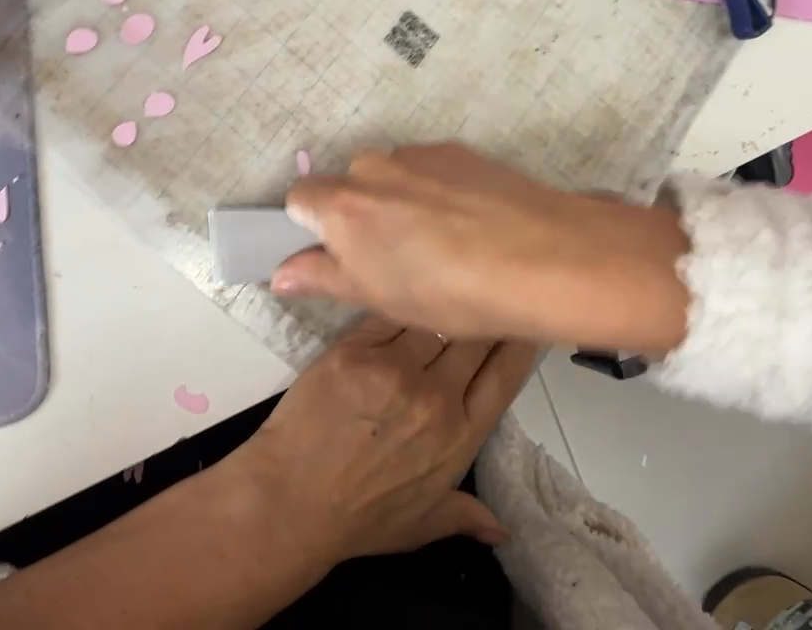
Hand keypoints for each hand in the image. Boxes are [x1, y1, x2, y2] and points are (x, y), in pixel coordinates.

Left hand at [225, 315, 537, 564]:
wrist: (292, 498)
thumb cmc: (358, 515)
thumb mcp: (422, 524)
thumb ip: (466, 515)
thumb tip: (503, 531)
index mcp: (461, 434)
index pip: (504, 375)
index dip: (516, 344)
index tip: (519, 322)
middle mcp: (435, 395)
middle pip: (472, 337)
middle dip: (480, 314)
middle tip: (480, 290)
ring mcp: (393, 369)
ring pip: (428, 318)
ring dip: (436, 301)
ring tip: (442, 280)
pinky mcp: (353, 350)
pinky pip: (384, 313)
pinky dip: (395, 301)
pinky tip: (397, 284)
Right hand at [273, 143, 691, 353]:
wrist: (547, 258)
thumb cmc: (451, 292)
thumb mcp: (378, 298)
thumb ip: (322, 277)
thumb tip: (280, 272)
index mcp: (342, 205)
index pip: (299, 198)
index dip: (312, 226)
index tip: (340, 254)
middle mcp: (372, 167)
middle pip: (347, 184)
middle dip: (360, 214)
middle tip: (396, 258)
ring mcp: (418, 154)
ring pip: (390, 176)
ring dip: (399, 201)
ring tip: (444, 243)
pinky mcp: (457, 149)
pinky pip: (428, 169)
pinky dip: (436, 191)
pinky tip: (471, 224)